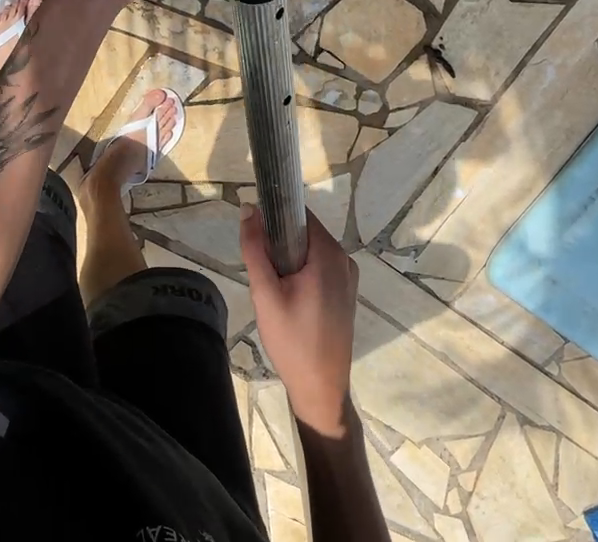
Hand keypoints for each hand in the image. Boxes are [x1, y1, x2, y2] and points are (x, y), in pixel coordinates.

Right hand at [240, 202, 358, 437]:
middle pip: (304, 233)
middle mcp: (344, 260)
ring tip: (274, 291)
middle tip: (263, 275)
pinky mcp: (346, 293)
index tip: (256, 238)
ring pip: (309, 251)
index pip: (299, 214)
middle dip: (279, 245)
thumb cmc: (291, 341)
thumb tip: (248, 208)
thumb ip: (255, 248)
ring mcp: (348, 278)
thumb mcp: (265, 292)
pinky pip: (318, 268)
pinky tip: (288, 300)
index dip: (274, 217)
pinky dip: (300, 274)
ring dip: (288, 261)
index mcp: (329, 254)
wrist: (320, 389)